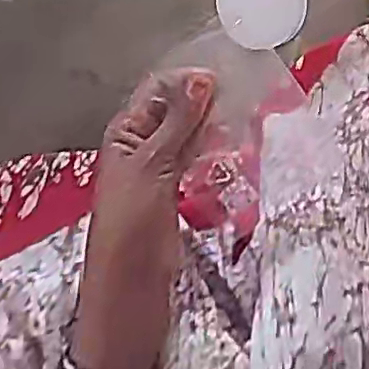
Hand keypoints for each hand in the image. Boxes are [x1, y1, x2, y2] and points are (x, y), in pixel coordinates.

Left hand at [73, 69, 213, 368]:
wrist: (130, 290)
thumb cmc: (132, 224)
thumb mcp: (153, 166)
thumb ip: (179, 121)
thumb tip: (203, 78)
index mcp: (127, 130)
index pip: (159, 87)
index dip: (188, 80)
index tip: (222, 81)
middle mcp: (143, 140)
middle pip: (178, 105)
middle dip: (206, 99)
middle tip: (240, 97)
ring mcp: (161, 163)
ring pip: (191, 128)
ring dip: (214, 122)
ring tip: (242, 119)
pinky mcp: (179, 183)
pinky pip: (198, 152)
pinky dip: (215, 144)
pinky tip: (234, 142)